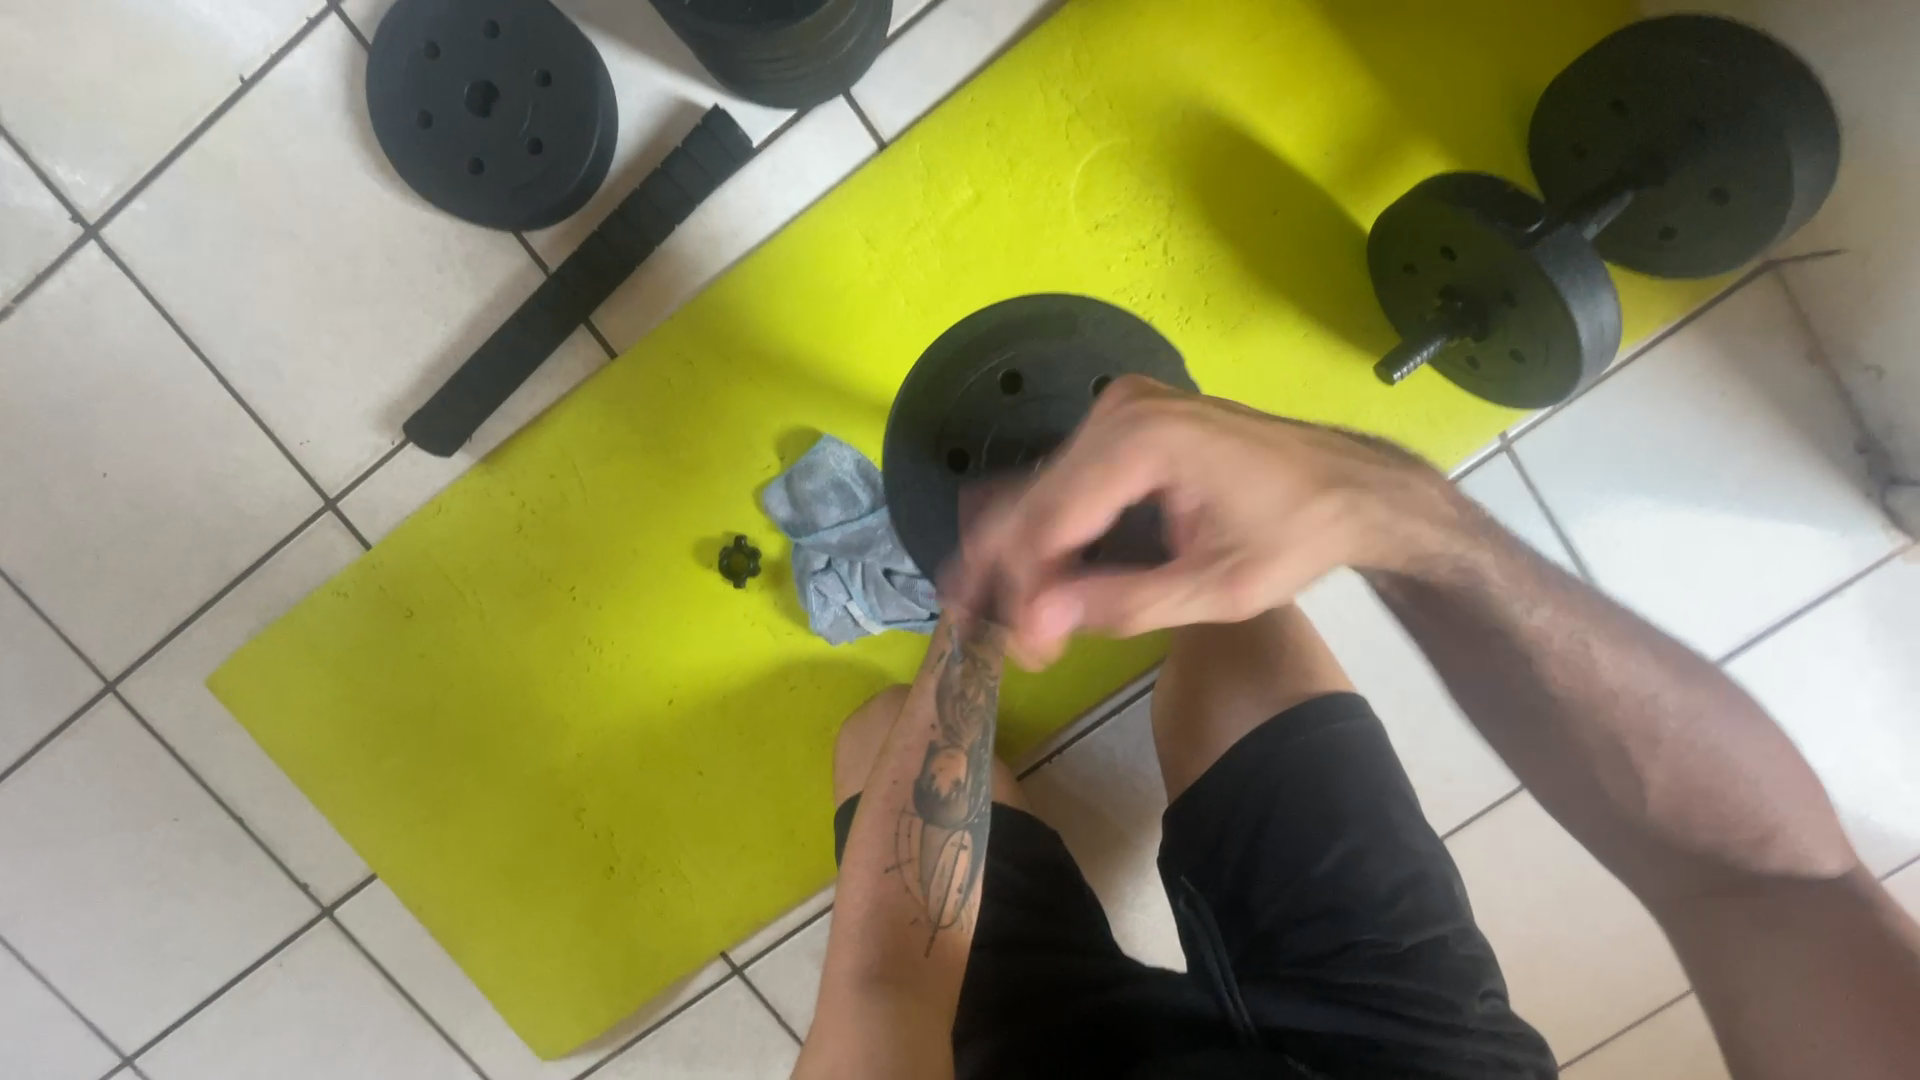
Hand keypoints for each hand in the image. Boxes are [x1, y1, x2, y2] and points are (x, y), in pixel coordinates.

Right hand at [945, 376, 1467, 667]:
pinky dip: (1051, 525)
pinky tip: (1036, 567)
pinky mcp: (1125, 418)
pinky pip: (1067, 476)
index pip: (1051, 518)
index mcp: (1146, 441)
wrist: (1350, 484)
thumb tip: (1034, 621)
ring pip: (1043, 488)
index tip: (1020, 644)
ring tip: (1005, 609)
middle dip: (1010, 571)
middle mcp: (1120, 410)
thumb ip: (1124, 605)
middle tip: (992, 629)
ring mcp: (1121, 407)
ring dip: (1022, 551)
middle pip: (1035, 499)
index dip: (1023, 585)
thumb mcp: (1219, 589)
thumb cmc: (1297, 536)